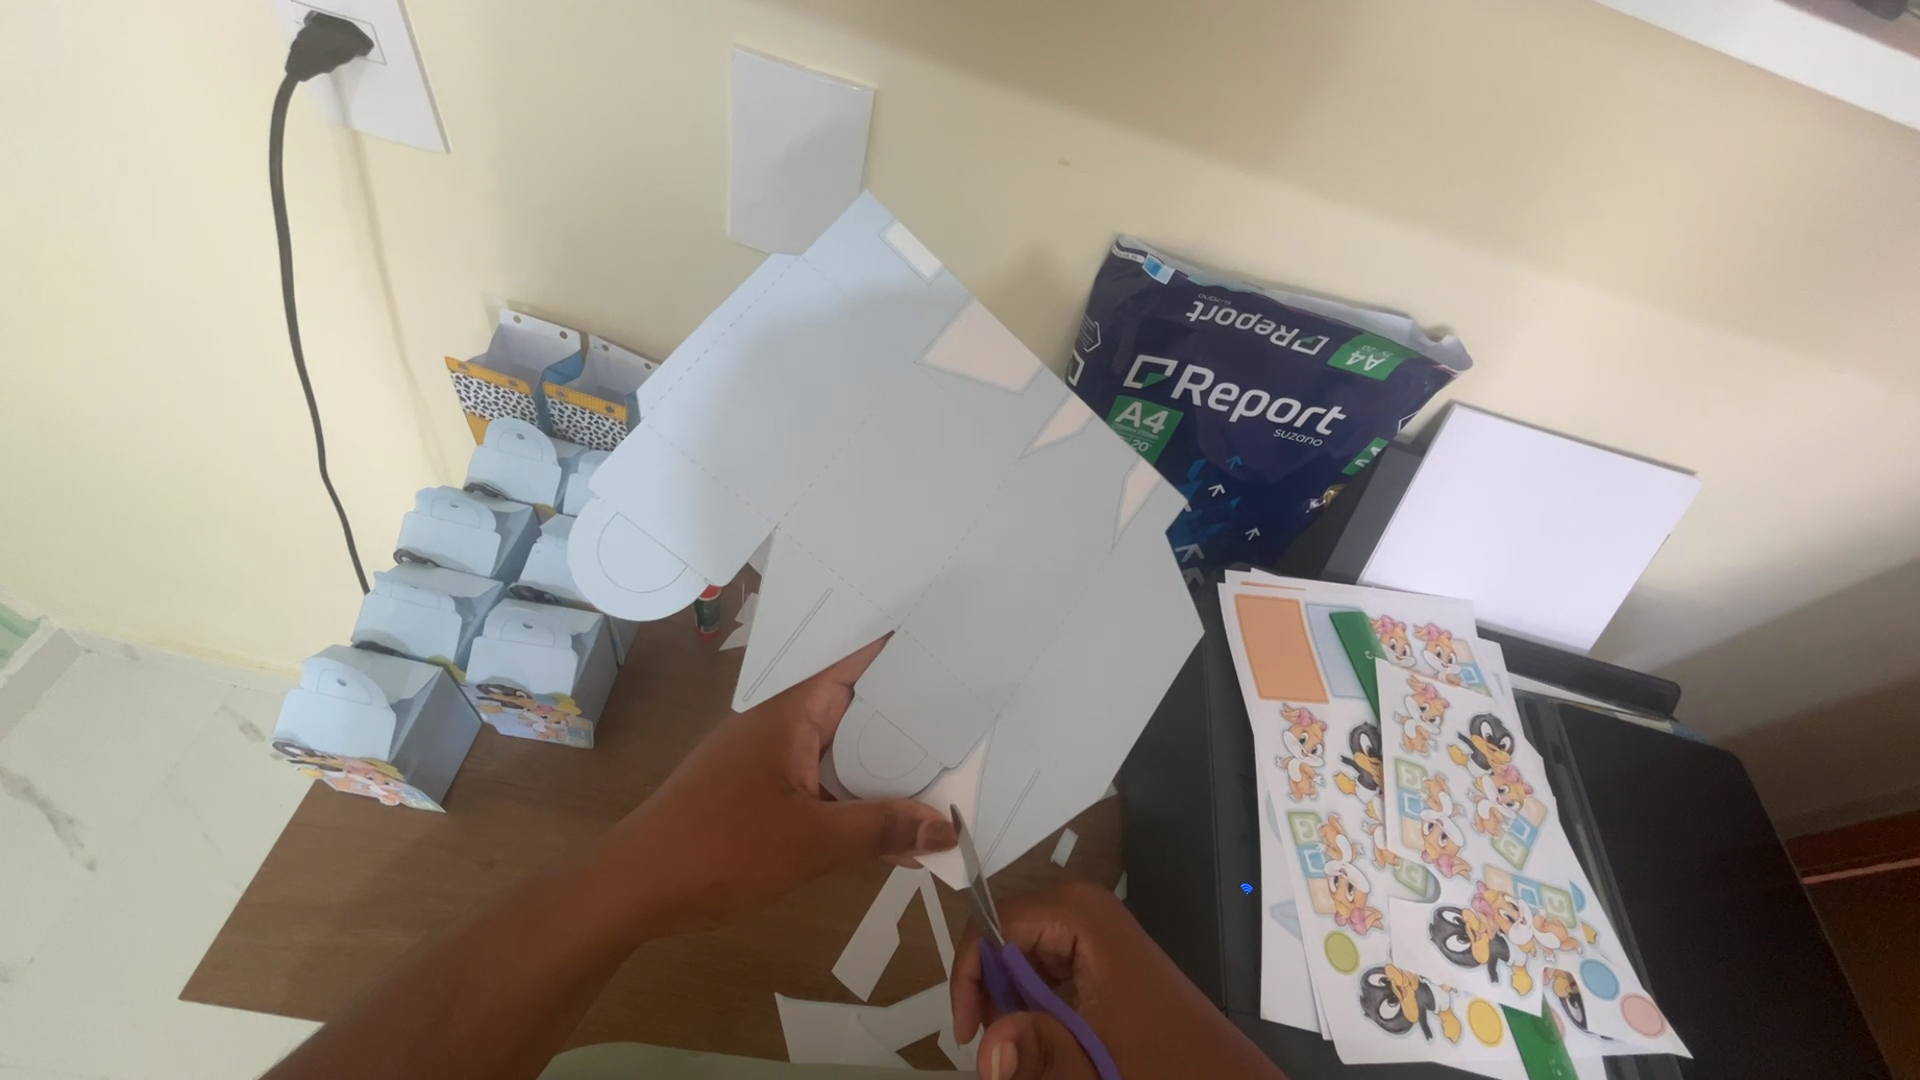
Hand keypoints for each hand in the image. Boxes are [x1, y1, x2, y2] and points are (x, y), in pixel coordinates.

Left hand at [605, 637, 957, 938]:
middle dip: (906, 716)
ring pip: (840, 749)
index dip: (901, 653)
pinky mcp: (762, 791)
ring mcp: (770, 758)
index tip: (951, 649)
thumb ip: (881, 829)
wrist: (633, 890)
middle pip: (855, 707)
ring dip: (881, 762)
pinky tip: (891, 818)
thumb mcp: (811, 842)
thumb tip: (947, 826)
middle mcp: (783, 724)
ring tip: (945, 763)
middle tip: (967, 714)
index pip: (856, 664)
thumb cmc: (719, 848)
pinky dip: (855, 794)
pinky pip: (822, 780)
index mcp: (792, 712)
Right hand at [952, 883, 1283, 1079]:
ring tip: (1028, 1048)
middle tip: (1001, 1045)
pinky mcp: (1098, 951)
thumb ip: (1039, 1054)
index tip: (969, 1034)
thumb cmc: (1166, 1066)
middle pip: (1006, 933)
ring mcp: (1092, 928)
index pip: (995, 922)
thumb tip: (984, 1054)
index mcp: (1080, 914)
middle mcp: (1082, 907)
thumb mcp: (1096, 1067)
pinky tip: (1051, 1036)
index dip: (971, 973)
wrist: (1225, 1079)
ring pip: (1022, 951)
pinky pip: (1045, 963)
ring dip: (1013, 999)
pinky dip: (1035, 1000)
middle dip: (992, 989)